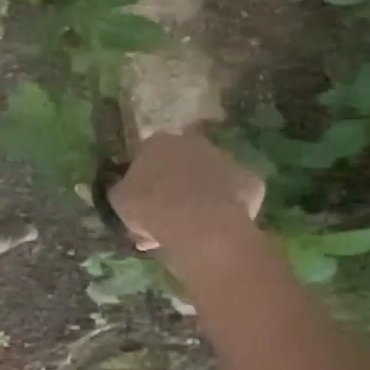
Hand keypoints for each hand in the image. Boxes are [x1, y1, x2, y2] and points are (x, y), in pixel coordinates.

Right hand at [108, 130, 263, 251]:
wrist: (201, 226)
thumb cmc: (151, 207)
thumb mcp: (118, 200)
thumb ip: (120, 190)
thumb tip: (123, 190)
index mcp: (157, 142)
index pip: (146, 155)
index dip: (143, 178)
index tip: (141, 200)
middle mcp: (193, 142)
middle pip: (181, 162)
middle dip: (174, 184)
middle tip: (166, 215)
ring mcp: (226, 159)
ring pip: (210, 178)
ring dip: (201, 195)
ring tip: (192, 227)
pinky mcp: (251, 180)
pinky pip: (235, 195)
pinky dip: (227, 208)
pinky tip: (217, 227)